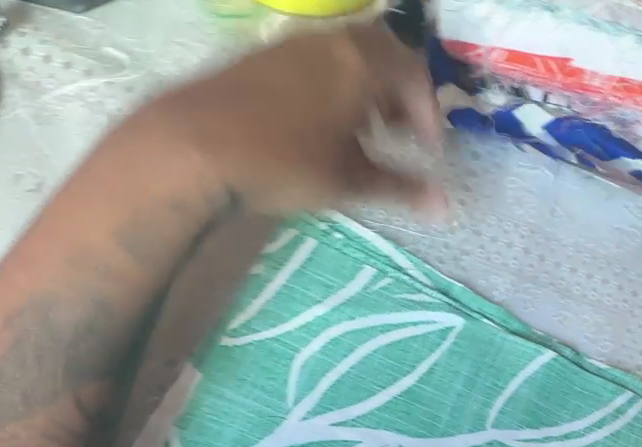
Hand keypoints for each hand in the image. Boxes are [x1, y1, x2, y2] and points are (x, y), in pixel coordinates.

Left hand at [129, 24, 444, 216]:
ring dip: (370, 90)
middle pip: (384, 54)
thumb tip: (446, 207)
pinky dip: (337, 87)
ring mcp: (294, 45)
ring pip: (349, 55)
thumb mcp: (350, 181)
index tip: (431, 151)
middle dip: (402, 95)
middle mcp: (331, 43)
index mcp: (361, 65)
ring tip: (369, 133)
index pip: (415, 75)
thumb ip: (401, 189)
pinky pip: (318, 61)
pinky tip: (326, 126)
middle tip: (405, 134)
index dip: (430, 114)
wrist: (194, 146)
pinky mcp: (265, 57)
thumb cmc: (285, 163)